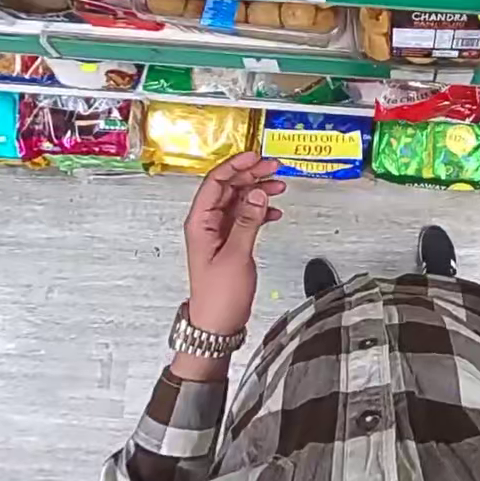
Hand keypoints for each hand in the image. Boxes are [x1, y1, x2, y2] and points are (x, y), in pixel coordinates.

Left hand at [183, 152, 284, 336]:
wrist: (217, 323)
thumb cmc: (220, 295)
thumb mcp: (236, 255)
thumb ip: (248, 222)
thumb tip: (257, 194)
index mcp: (200, 223)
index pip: (215, 183)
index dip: (235, 166)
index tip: (256, 157)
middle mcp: (207, 223)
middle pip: (228, 188)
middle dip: (251, 175)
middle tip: (274, 167)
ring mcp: (219, 232)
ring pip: (239, 200)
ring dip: (258, 191)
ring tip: (279, 186)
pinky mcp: (231, 242)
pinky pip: (246, 217)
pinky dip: (261, 211)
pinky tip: (275, 211)